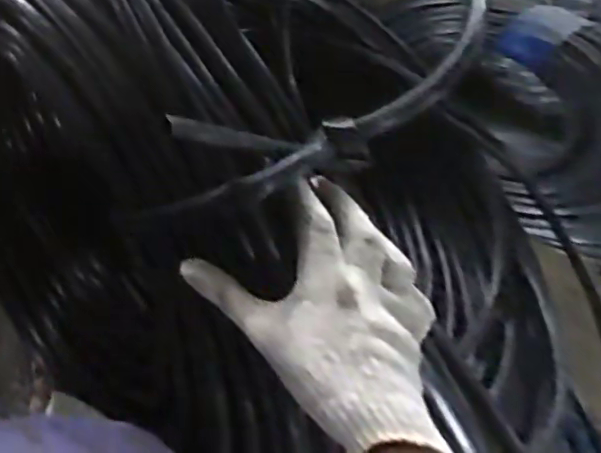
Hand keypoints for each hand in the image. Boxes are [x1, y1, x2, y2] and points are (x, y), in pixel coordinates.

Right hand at [180, 178, 444, 452]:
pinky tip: (394, 278)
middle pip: (364, 233)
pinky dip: (403, 277)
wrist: (380, 425)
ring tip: (361, 222)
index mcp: (328, 278)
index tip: (293, 174)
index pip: (318, 224)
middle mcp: (366, 285)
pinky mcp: (415, 334)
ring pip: (397, 260)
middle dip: (346, 204)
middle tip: (327, 184)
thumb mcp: (261, 330)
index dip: (305, 196)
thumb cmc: (315, 369)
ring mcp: (396, 309)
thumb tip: (185, 265)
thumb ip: (225, 294)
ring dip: (378, 234)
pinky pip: (415, 295)